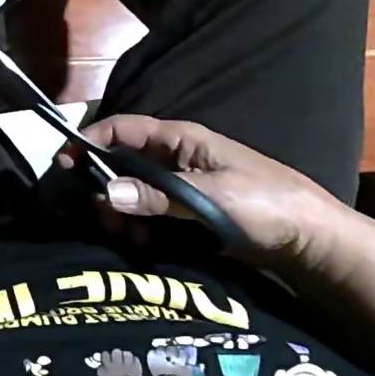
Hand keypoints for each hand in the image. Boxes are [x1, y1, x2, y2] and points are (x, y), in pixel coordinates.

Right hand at [65, 116, 358, 274]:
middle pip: (125, 163)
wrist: (310, 237)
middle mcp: (179, 158)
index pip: (126, 128)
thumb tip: (106, 192)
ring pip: (137, 192)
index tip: (63, 164)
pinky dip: (143, 228)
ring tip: (127, 240)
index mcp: (184, 140)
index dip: (91, 140)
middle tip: (101, 220)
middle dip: (107, 188)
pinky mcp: (192, 211)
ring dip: (124, 213)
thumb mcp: (210, 198)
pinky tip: (144, 247)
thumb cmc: (265, 204)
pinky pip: (154, 213)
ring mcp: (186, 185)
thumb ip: (158, 196)